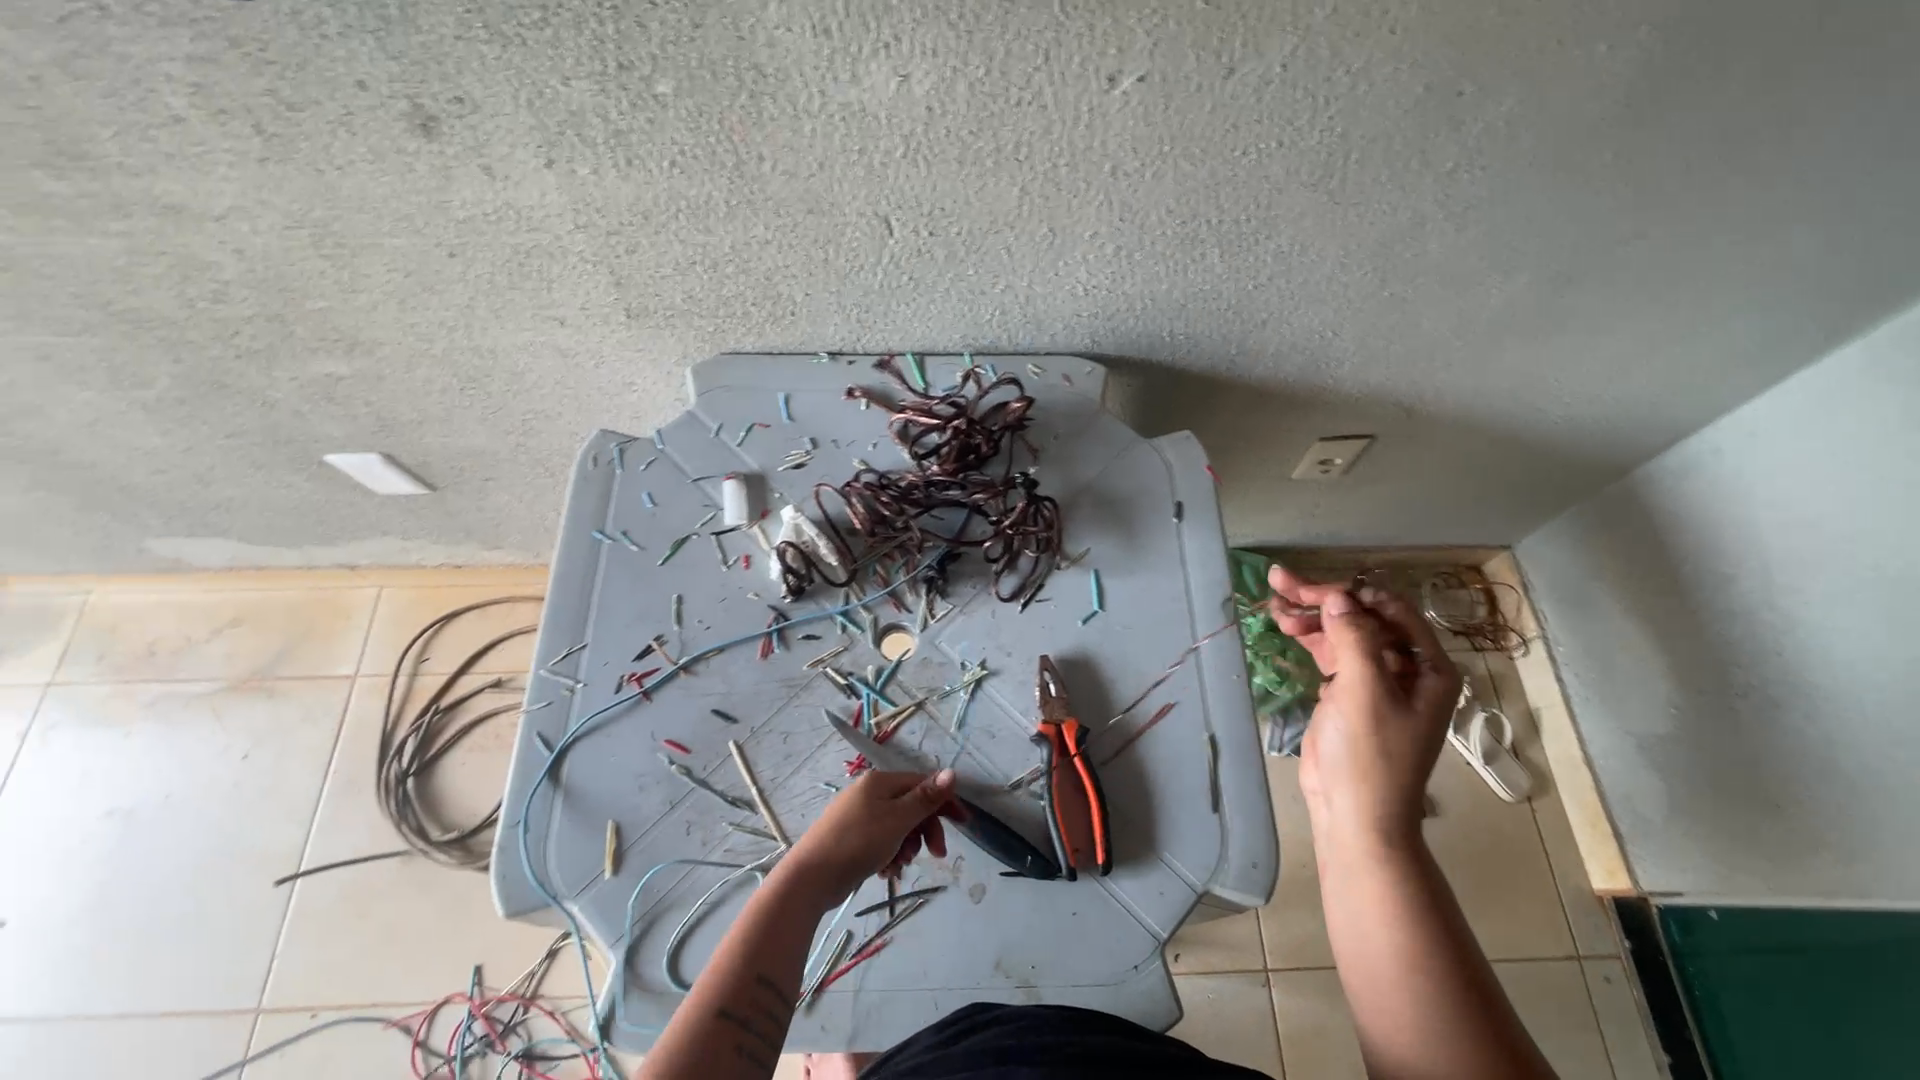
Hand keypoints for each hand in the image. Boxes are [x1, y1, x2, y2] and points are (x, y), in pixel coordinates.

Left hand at [776, 769, 960, 903]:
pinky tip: (883, 871)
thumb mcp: (898, 820)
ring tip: (898, 866)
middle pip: (911, 807)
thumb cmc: (858, 843)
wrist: (810, 877)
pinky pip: (881, 841)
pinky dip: (889, 855)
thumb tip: (952, 772)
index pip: (922, 784)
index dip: (945, 802)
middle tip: (935, 856)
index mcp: (880, 782)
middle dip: (925, 831)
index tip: (964, 824)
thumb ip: (926, 797)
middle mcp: (868, 793)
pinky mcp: (850, 838)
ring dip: (906, 847)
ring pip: (897, 827)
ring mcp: (857, 816)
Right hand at [1273, 571, 1459, 846]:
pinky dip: (1308, 636)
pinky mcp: (1347, 693)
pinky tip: (1284, 623)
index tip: (1310, 590)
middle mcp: (1406, 668)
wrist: (1355, 814)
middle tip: (1281, 582)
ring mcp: (1375, 680)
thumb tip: (1338, 598)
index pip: (1391, 611)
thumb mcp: (1365, 692)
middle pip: (1363, 618)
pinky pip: (1330, 653)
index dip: (1351, 594)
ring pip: (1342, 632)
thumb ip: (1354, 639)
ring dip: (1310, 616)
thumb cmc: (1371, 756)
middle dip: (1324, 600)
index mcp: (1428, 667)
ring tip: (1274, 602)